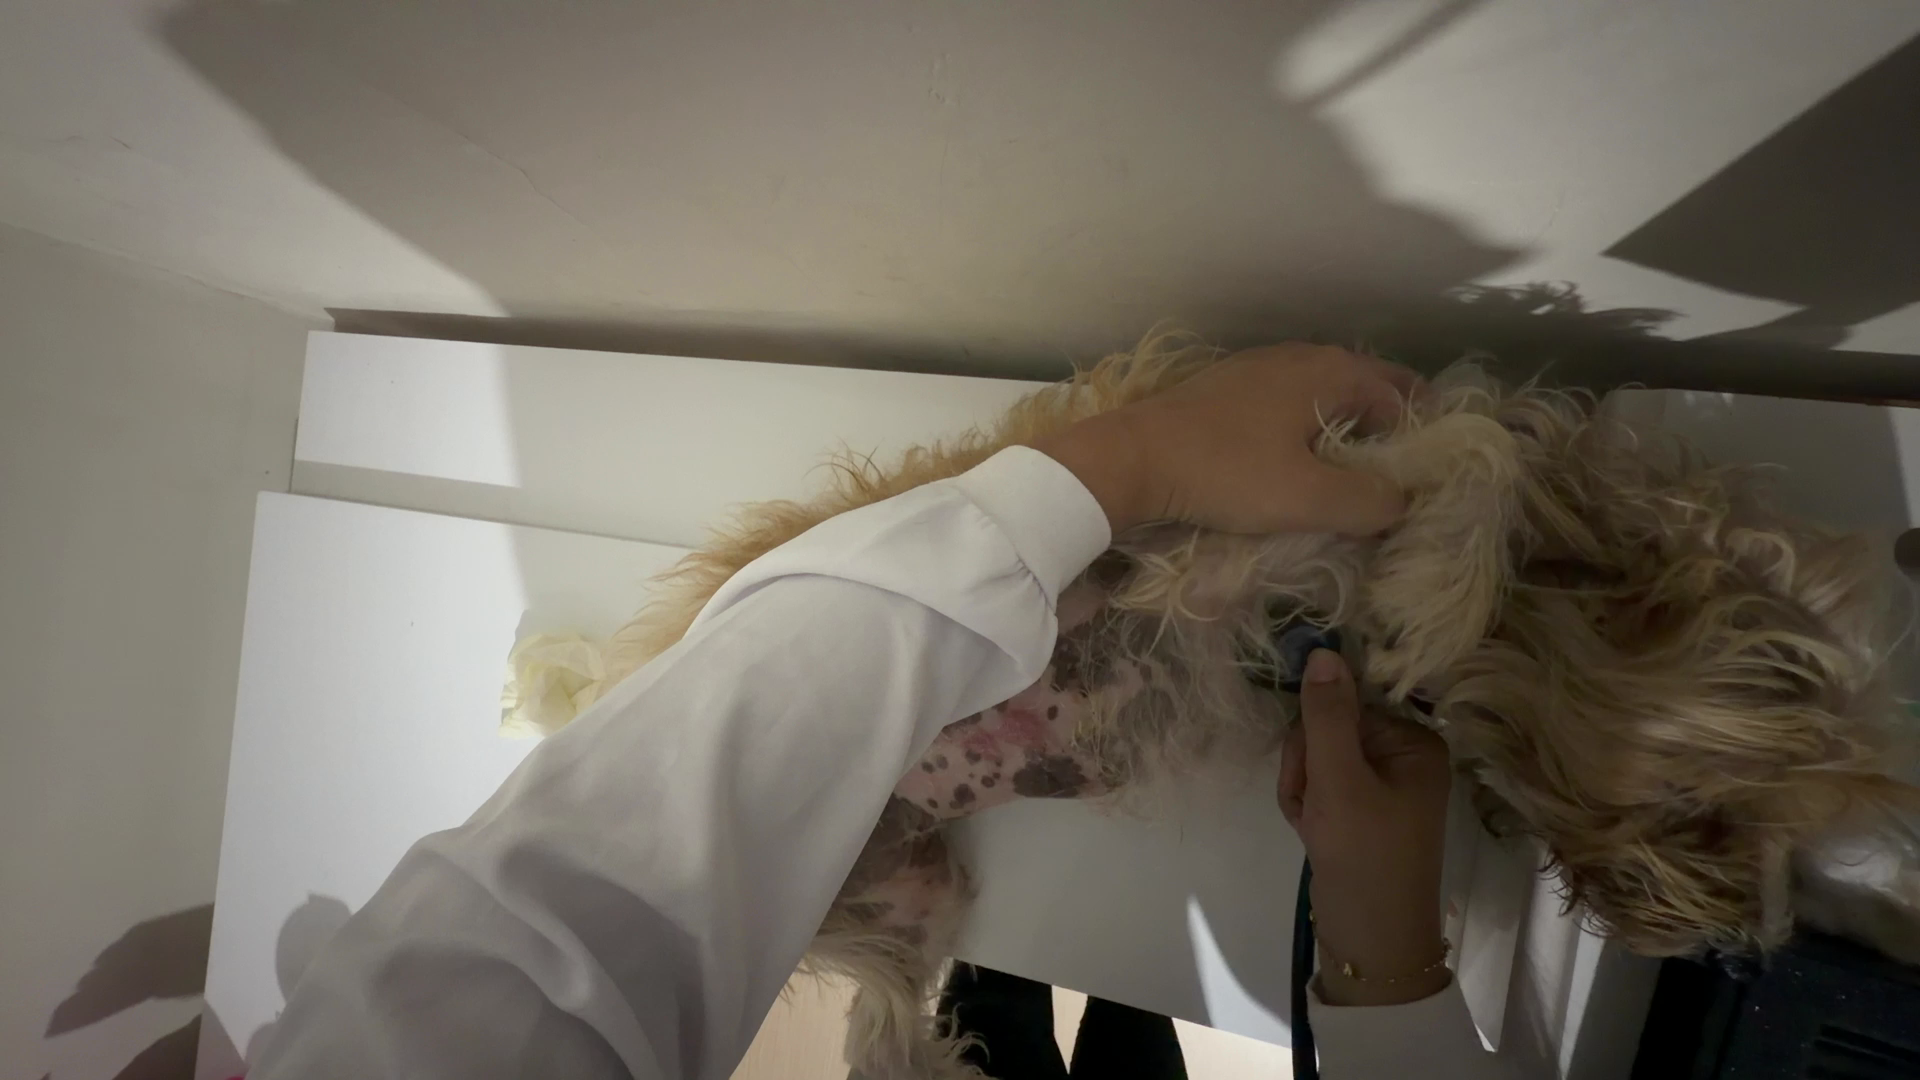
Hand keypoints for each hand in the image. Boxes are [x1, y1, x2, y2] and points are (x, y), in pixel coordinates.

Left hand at [1033, 343, 1418, 533]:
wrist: (1131, 459)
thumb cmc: (1226, 473)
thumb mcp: (1310, 499)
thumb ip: (1371, 501)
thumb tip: (1402, 502)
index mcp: (1330, 371)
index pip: (1401, 396)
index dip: (1418, 436)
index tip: (1418, 478)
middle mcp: (1296, 357)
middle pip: (1360, 387)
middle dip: (1380, 426)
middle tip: (1389, 473)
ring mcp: (1251, 369)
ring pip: (1314, 394)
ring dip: (1335, 425)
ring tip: (1341, 468)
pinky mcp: (1217, 390)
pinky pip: (1275, 404)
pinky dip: (1293, 426)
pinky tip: (1282, 456)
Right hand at [1279, 649, 1451, 1005]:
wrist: (1371, 940)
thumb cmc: (1363, 854)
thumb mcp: (1339, 780)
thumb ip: (1326, 715)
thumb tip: (1322, 650)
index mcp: (1413, 741)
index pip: (1340, 703)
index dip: (1313, 736)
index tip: (1312, 776)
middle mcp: (1402, 754)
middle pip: (1324, 727)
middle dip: (1305, 766)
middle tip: (1312, 806)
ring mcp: (1381, 781)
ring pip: (1312, 754)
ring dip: (1300, 787)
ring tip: (1312, 823)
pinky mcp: (1362, 804)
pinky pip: (1316, 780)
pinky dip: (1304, 803)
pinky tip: (1312, 829)